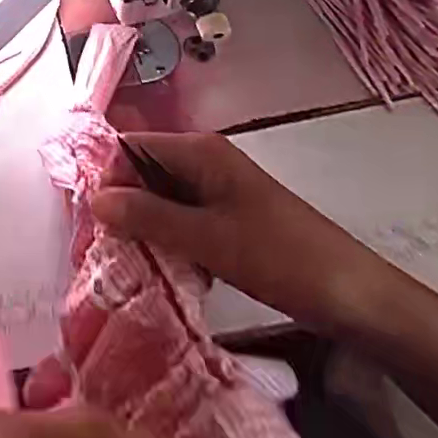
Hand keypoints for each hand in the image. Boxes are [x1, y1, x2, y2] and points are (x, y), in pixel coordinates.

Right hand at [91, 132, 392, 330]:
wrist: (347, 290)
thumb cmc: (278, 255)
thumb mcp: (207, 238)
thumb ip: (149, 216)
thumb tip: (94, 199)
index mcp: (198, 151)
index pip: (131, 147)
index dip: (107, 178)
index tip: (90, 221)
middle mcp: (202, 160)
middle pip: (143, 173)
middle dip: (123, 207)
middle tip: (106, 250)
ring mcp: (214, 188)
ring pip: (160, 199)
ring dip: (145, 228)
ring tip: (132, 264)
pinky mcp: (224, 215)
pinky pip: (180, 218)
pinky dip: (169, 240)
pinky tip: (168, 269)